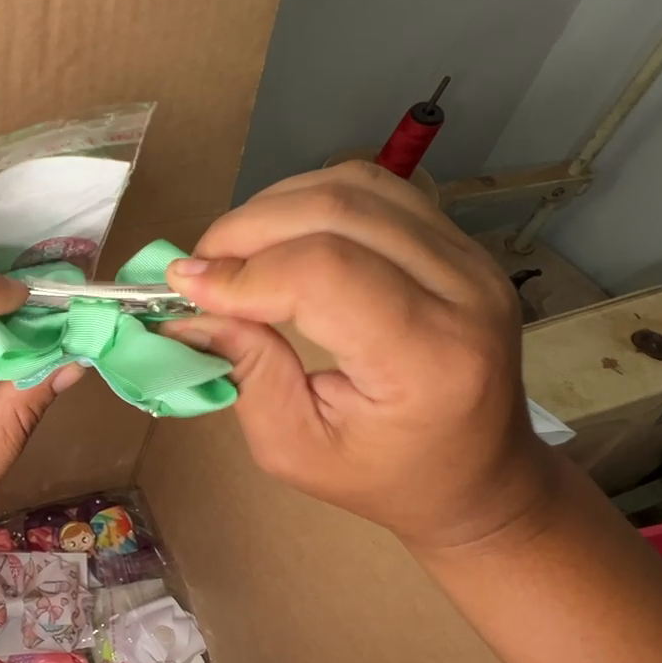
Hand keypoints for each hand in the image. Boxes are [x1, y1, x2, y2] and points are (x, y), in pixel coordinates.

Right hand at [159, 162, 555, 552]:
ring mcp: (468, 256)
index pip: (325, 274)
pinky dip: (304, 203)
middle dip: (245, 230)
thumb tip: (186, 311)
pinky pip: (370, 190)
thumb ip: (244, 374)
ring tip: (230, 255)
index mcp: (427, 359)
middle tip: (197, 270)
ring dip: (272, 208)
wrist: (477, 473)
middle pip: (338, 211)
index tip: (183, 288)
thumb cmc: (381, 476)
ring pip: (352, 186)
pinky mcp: (456, 241)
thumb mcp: (293, 449)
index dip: (243, 273)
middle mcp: (463, 291)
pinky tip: (274, 240)